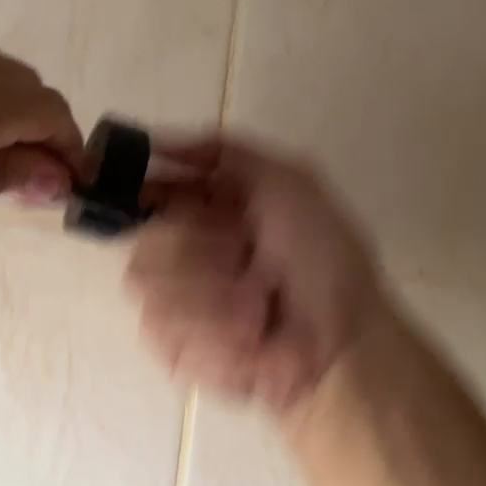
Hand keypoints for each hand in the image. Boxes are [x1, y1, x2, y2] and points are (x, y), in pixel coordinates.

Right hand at [125, 135, 395, 414]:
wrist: (343, 344)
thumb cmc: (323, 262)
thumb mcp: (290, 183)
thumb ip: (225, 150)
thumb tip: (156, 141)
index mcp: (203, 211)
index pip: (146, 191)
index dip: (143, 192)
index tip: (155, 199)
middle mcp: (182, 251)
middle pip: (142, 238)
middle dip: (196, 252)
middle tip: (241, 262)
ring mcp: (172, 299)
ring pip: (144, 283)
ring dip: (207, 295)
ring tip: (254, 307)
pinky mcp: (171, 344)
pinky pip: (157, 328)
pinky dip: (206, 332)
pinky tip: (242, 336)